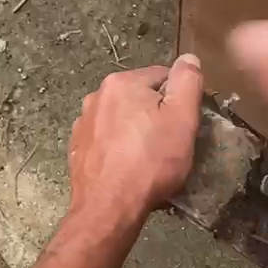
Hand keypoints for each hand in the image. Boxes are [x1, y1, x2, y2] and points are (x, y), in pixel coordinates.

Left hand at [67, 54, 204, 230]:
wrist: (108, 208)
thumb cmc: (150, 162)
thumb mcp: (182, 119)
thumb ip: (187, 82)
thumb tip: (189, 59)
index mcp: (122, 83)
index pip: (163, 76)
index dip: (180, 99)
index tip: (187, 123)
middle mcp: (97, 96)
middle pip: (140, 98)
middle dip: (157, 115)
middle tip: (171, 143)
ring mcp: (83, 123)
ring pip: (122, 119)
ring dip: (137, 131)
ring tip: (150, 159)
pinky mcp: (78, 149)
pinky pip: (107, 140)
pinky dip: (119, 148)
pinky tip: (129, 168)